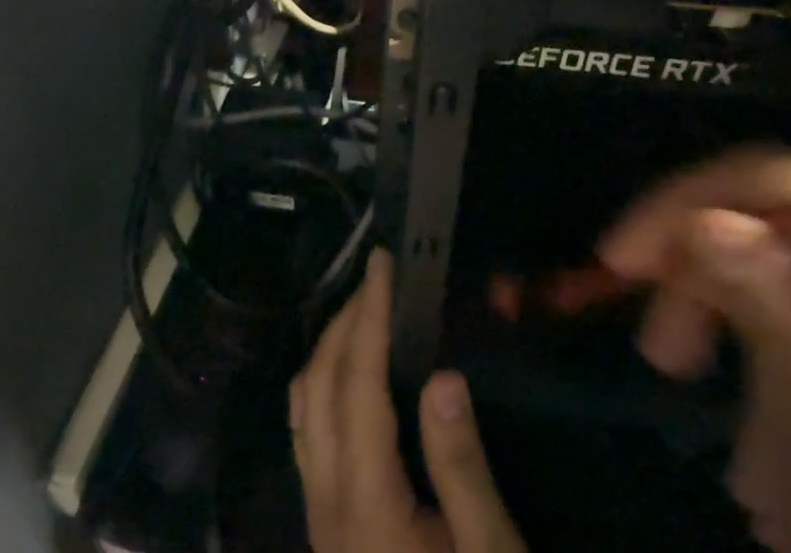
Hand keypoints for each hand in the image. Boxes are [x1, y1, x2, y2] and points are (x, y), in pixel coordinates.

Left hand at [291, 249, 526, 552]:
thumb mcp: (489, 552)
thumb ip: (461, 466)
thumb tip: (443, 375)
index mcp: (367, 497)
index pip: (358, 382)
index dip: (369, 316)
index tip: (384, 266)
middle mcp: (326, 495)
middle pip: (319, 383)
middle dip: (345, 320)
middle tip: (379, 277)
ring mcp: (316, 510)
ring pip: (301, 405)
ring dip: (327, 348)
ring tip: (363, 312)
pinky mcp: (321, 521)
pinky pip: (304, 431)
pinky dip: (320, 382)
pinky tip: (346, 376)